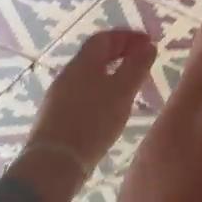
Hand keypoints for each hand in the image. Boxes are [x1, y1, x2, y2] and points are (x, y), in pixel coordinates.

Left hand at [6, 30, 155, 200]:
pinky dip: (100, 92)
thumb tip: (148, 46)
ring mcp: (57, 98)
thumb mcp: (124, 89)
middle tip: (141, 62)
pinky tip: (110, 107)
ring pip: (89, 77)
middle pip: (95, 56)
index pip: (104, 38)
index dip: (128, 36)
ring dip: (111, 75)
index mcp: (82, 63)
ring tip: (130, 86)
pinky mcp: (55, 118)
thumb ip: (138, 64)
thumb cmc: (93, 120)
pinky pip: (81, 94)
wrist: (53, 165)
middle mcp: (66, 76)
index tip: (148, 44)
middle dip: (121, 54)